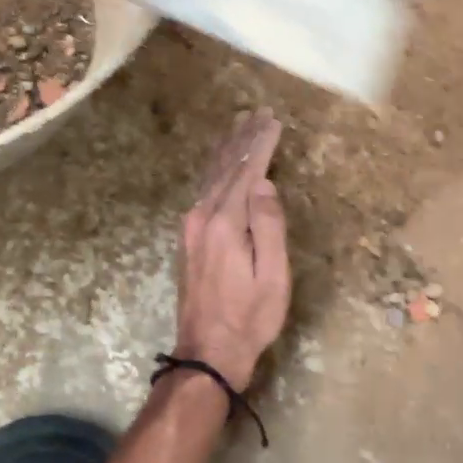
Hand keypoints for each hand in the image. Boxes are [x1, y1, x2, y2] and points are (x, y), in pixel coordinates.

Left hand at [175, 109, 290, 387]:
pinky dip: (216, 168)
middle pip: (226, 167)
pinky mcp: (189, 235)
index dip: (261, 145)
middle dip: (244, 138)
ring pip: (212, 175)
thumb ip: (268, 226)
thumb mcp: (272, 277)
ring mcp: (191, 224)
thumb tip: (264, 183)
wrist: (207, 350)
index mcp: (225, 222)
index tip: (273, 120)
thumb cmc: (249, 317)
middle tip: (258, 112)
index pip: (247, 172)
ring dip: (228, 148)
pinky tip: (220, 161)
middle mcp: (202, 215)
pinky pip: (204, 188)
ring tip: (240, 125)